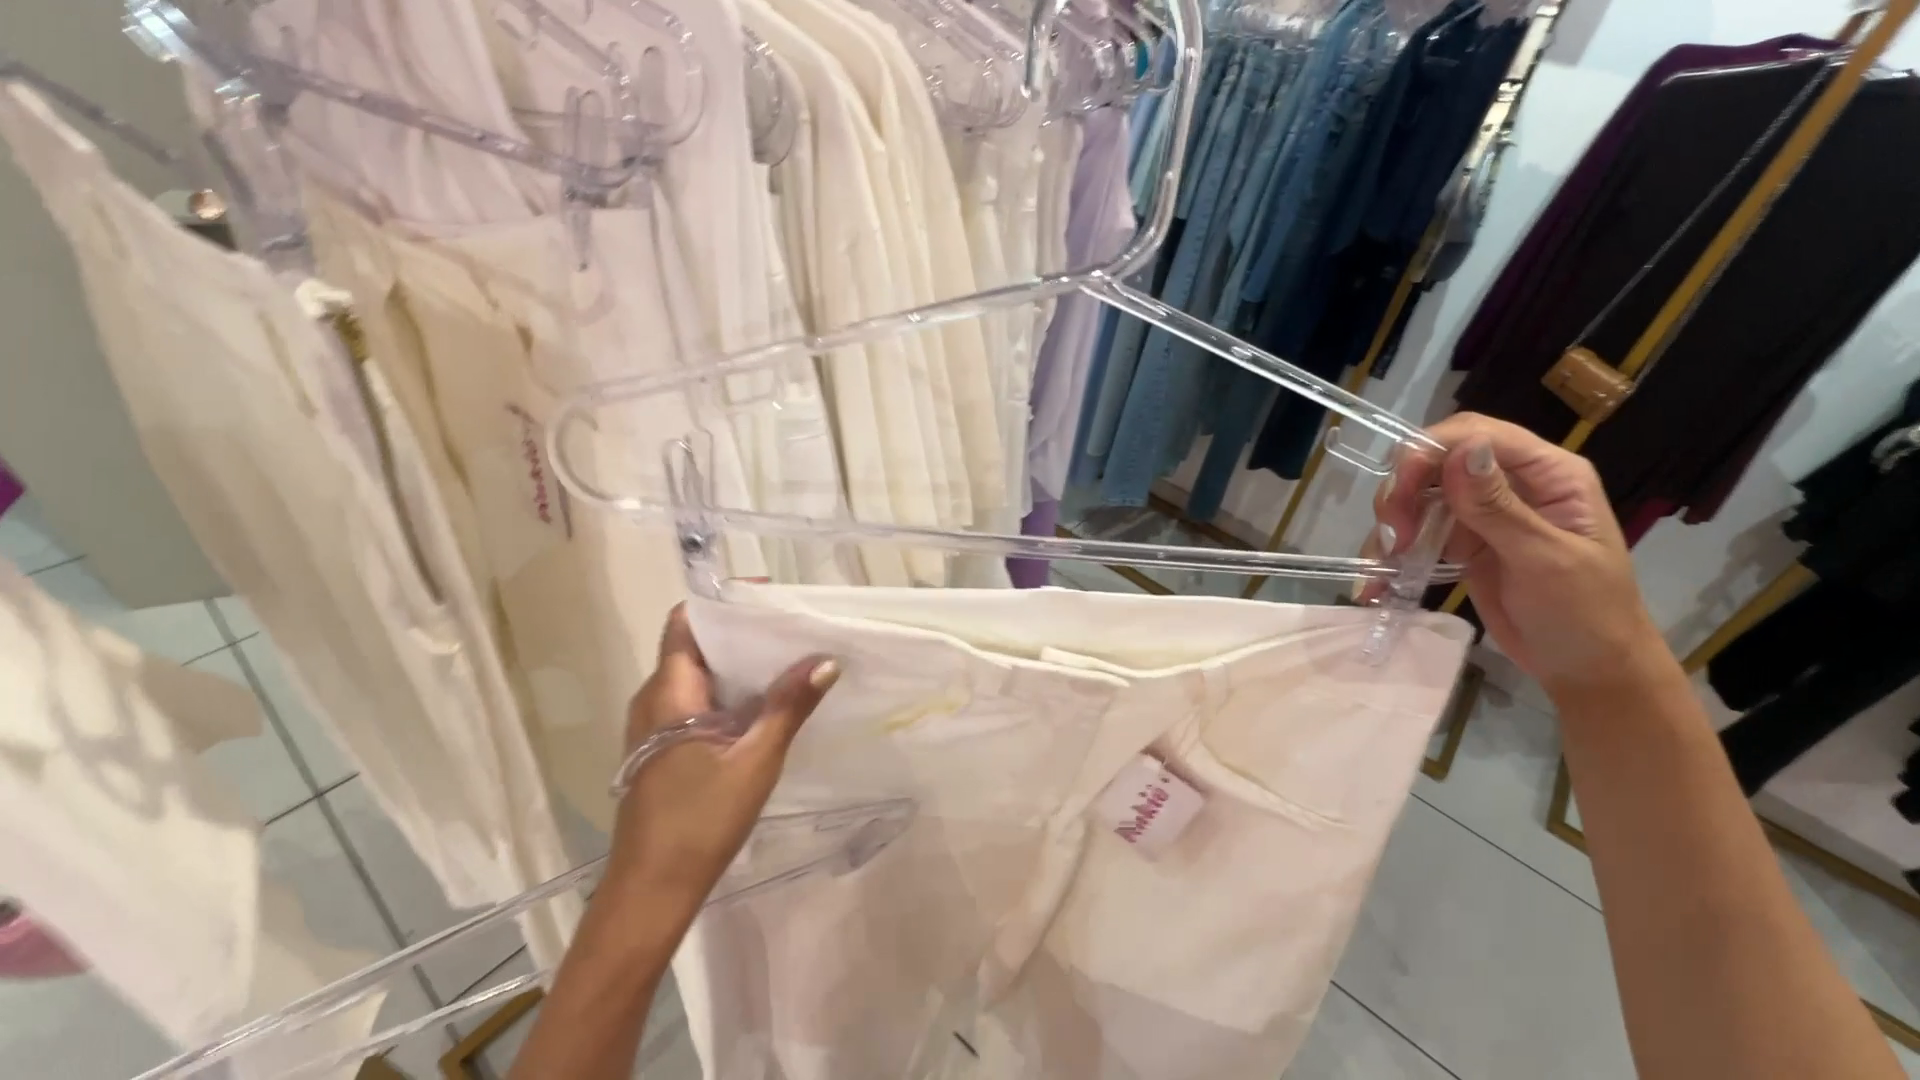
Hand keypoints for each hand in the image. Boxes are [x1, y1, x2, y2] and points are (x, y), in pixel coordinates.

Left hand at [607, 604, 840, 914]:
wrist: (651, 890)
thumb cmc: (699, 820)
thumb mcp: (754, 760)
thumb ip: (788, 706)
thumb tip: (825, 659)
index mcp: (669, 691)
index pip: (688, 621)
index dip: (724, 602)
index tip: (770, 596)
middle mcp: (654, 699)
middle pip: (695, 646)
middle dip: (742, 633)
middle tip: (793, 628)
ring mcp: (654, 728)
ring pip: (698, 677)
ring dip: (738, 667)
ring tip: (788, 660)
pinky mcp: (662, 751)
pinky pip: (696, 704)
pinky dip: (729, 695)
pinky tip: (765, 707)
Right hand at [1371, 413, 1669, 694]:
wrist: (1588, 670)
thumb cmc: (1585, 615)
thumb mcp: (1545, 561)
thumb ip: (1499, 507)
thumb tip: (1463, 450)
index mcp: (1548, 474)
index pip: (1478, 435)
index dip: (1430, 451)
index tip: (1400, 492)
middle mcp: (1513, 484)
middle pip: (1439, 460)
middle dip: (1404, 490)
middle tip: (1393, 537)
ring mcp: (1485, 513)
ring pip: (1420, 494)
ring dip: (1394, 522)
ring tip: (1386, 562)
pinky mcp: (1463, 543)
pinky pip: (1418, 531)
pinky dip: (1393, 551)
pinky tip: (1378, 579)